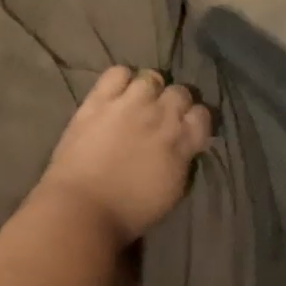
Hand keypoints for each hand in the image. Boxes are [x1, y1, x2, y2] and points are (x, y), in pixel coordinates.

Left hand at [36, 66, 211, 243]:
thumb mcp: (172, 191)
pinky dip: (121, 79)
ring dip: (150, 89)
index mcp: (181, 142)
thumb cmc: (130, 212)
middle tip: (162, 117)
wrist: (82, 210)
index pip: (203, 115)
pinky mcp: (98, 101)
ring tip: (139, 102)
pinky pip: (117, 72)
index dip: (196, 120)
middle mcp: (161, 116)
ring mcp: (129, 104)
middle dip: (175, 102)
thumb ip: (183, 161)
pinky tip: (117, 93)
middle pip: (180, 92)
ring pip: (151, 78)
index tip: (187, 129)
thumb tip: (184, 147)